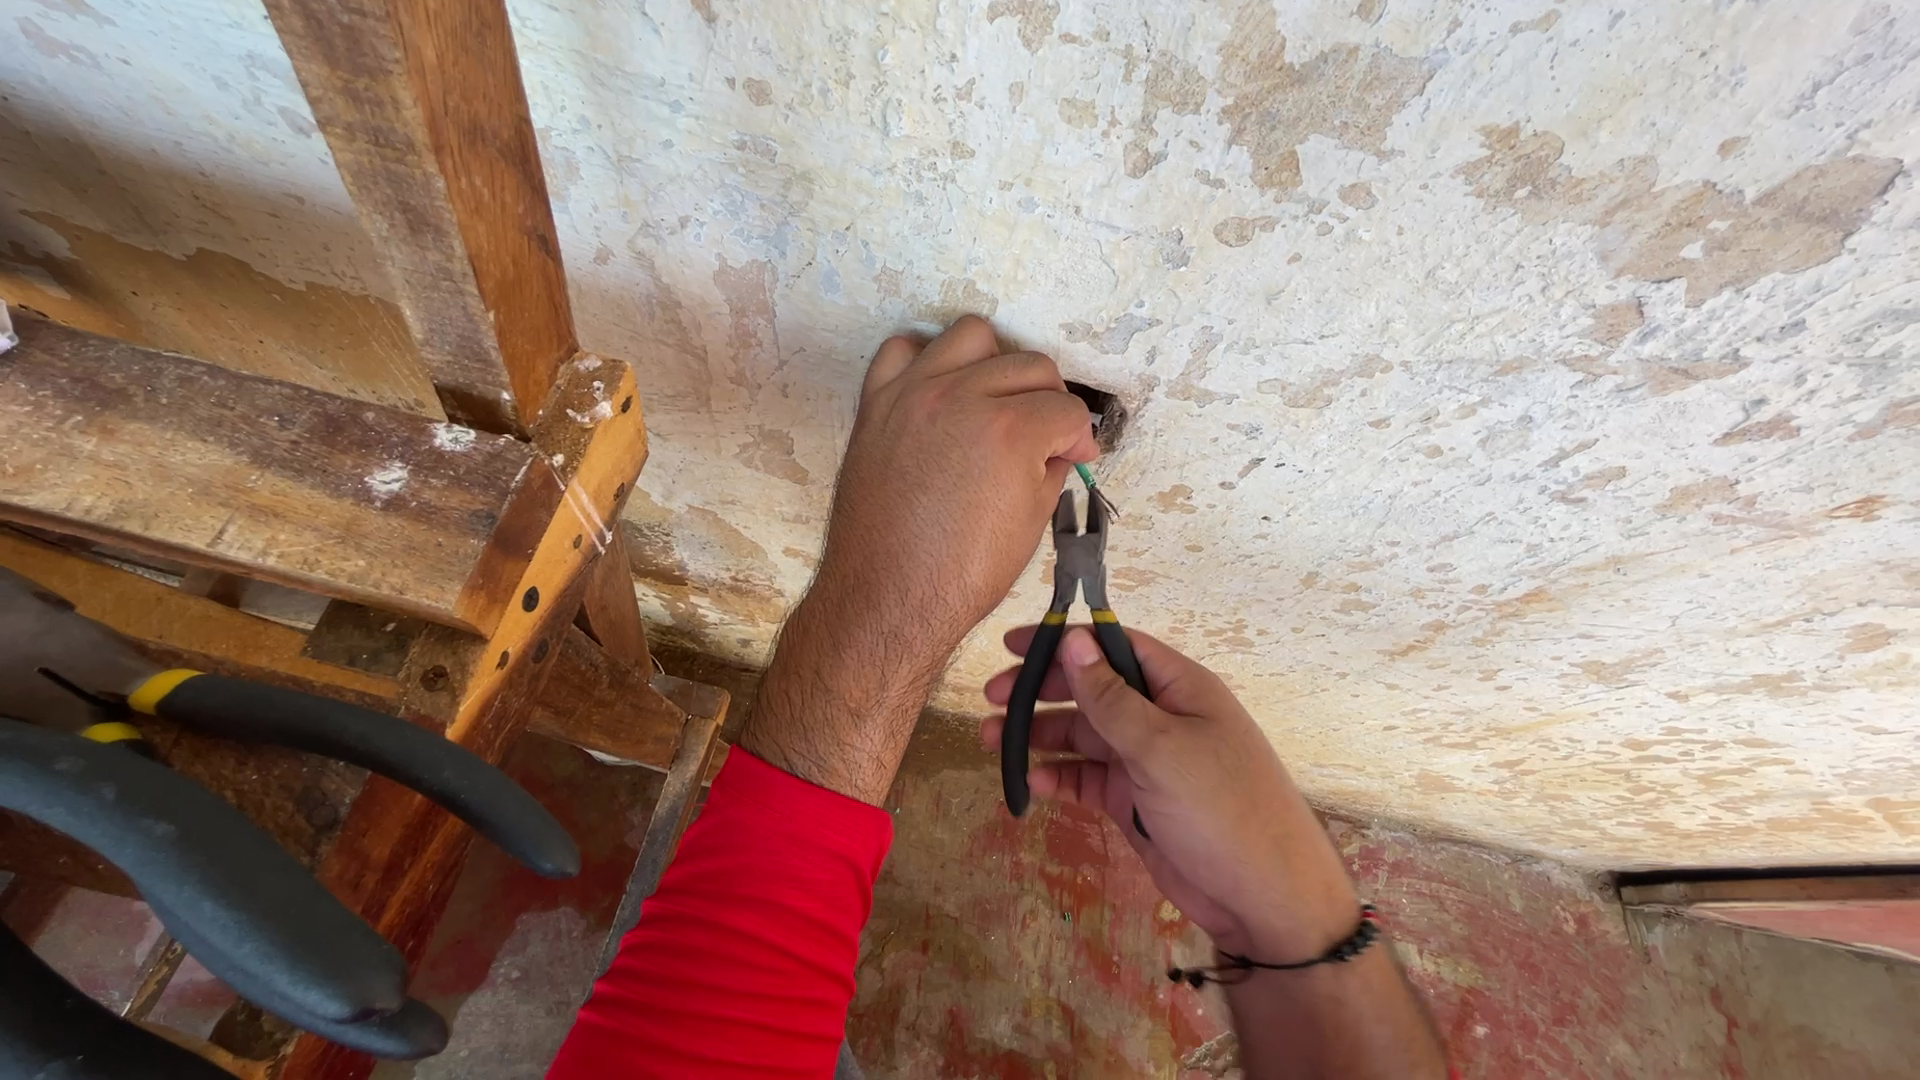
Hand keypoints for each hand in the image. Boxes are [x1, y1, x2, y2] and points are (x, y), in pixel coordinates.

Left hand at [811, 316, 1099, 653]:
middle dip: (1049, 400)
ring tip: (994, 400)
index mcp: (1011, 430)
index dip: (1080, 436)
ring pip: (972, 335)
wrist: (889, 597)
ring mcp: (914, 394)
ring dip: (995, 363)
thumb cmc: (960, 574)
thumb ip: (1052, 468)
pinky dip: (926, 360)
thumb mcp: (1030, 523)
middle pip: (1030, 365)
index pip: (1068, 410)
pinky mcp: (877, 403)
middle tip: (1045, 434)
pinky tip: (940, 391)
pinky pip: (902, 349)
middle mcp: (962, 397)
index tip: (1077, 454)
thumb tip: (1060, 446)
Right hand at [982, 626, 1359, 957]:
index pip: (1113, 646)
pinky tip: (1030, 782)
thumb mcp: (1161, 747)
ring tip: (991, 740)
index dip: (1064, 641)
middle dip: (1040, 690)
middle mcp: (1159, 716)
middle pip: (1090, 690)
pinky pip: (1086, 778)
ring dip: (1039, 735)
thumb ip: (1110, 696)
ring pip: (1081, 735)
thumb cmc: (1220, 808)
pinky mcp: (1134, 800)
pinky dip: (1057, 777)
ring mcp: (1145, 760)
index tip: (1014, 644)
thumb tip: (1072, 639)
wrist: (1264, 901)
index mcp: (1177, 687)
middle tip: (992, 697)